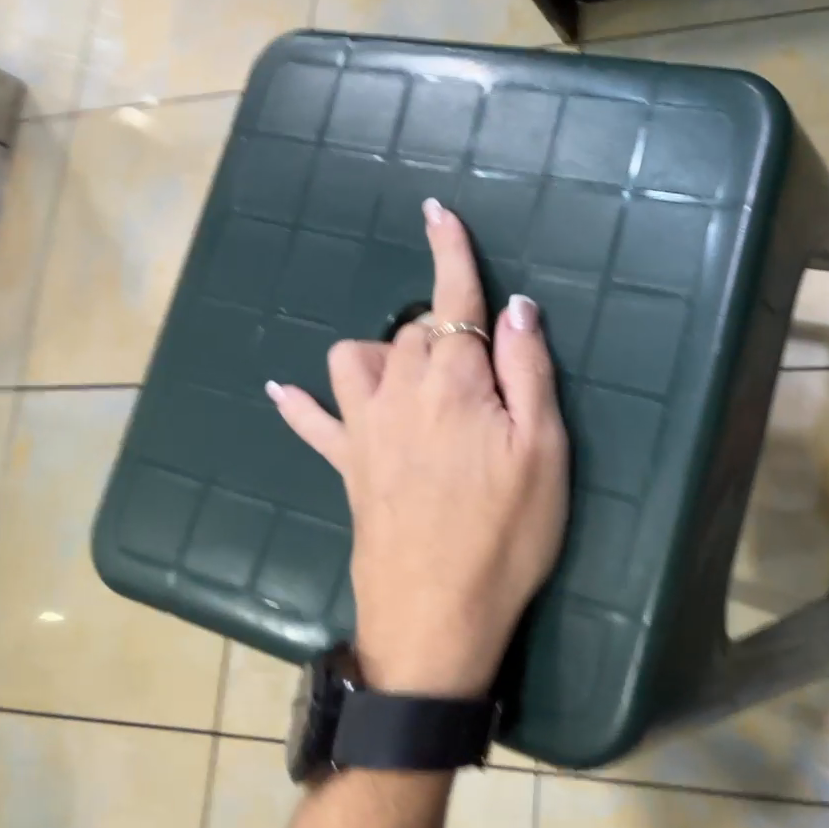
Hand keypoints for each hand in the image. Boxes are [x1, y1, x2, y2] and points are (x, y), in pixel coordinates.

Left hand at [266, 198, 568, 696]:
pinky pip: (312, 421)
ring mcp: (364, 430)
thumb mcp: (545, 451)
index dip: (450, 251)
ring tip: (422, 375)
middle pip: (415, 329)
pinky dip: (301, 402)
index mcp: (455, 383)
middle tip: (490, 367)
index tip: (437, 210)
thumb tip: (517, 306)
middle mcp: (400, 392)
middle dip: (448, 326)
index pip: (454, 299)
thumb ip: (529, 371)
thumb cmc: (507, 534)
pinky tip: (284, 391)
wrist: (438, 617)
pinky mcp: (346, 468)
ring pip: (357, 357)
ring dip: (388, 349)